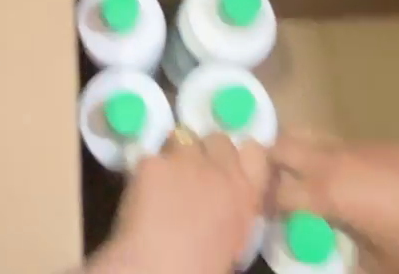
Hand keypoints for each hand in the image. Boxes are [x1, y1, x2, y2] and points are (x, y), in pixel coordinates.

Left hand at [93, 133, 269, 273]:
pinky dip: (148, 170)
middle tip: (195, 172)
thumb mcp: (234, 240)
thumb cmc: (202, 269)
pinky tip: (143, 191)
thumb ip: (233, 208)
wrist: (160, 271)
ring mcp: (183, 160)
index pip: (255, 151)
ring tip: (166, 178)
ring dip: (177, 153)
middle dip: (208, 151)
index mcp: (244, 194)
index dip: (241, 155)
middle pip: (218, 139)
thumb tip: (223, 199)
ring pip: (182, 137)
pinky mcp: (151, 161)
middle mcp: (218, 169)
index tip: (230, 164)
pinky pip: (151, 156)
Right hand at [270, 135, 398, 273]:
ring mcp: (346, 145)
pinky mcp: (364, 140)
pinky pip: (327, 140)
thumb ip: (352, 268)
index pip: (277, 193)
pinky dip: (317, 153)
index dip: (264, 206)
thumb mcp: (386, 267)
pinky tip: (335, 176)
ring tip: (294, 175)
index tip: (262, 219)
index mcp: (327, 192)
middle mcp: (328, 162)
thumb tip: (335, 269)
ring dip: (290, 151)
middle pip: (279, 147)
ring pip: (301, 133)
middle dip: (267, 165)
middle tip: (269, 188)